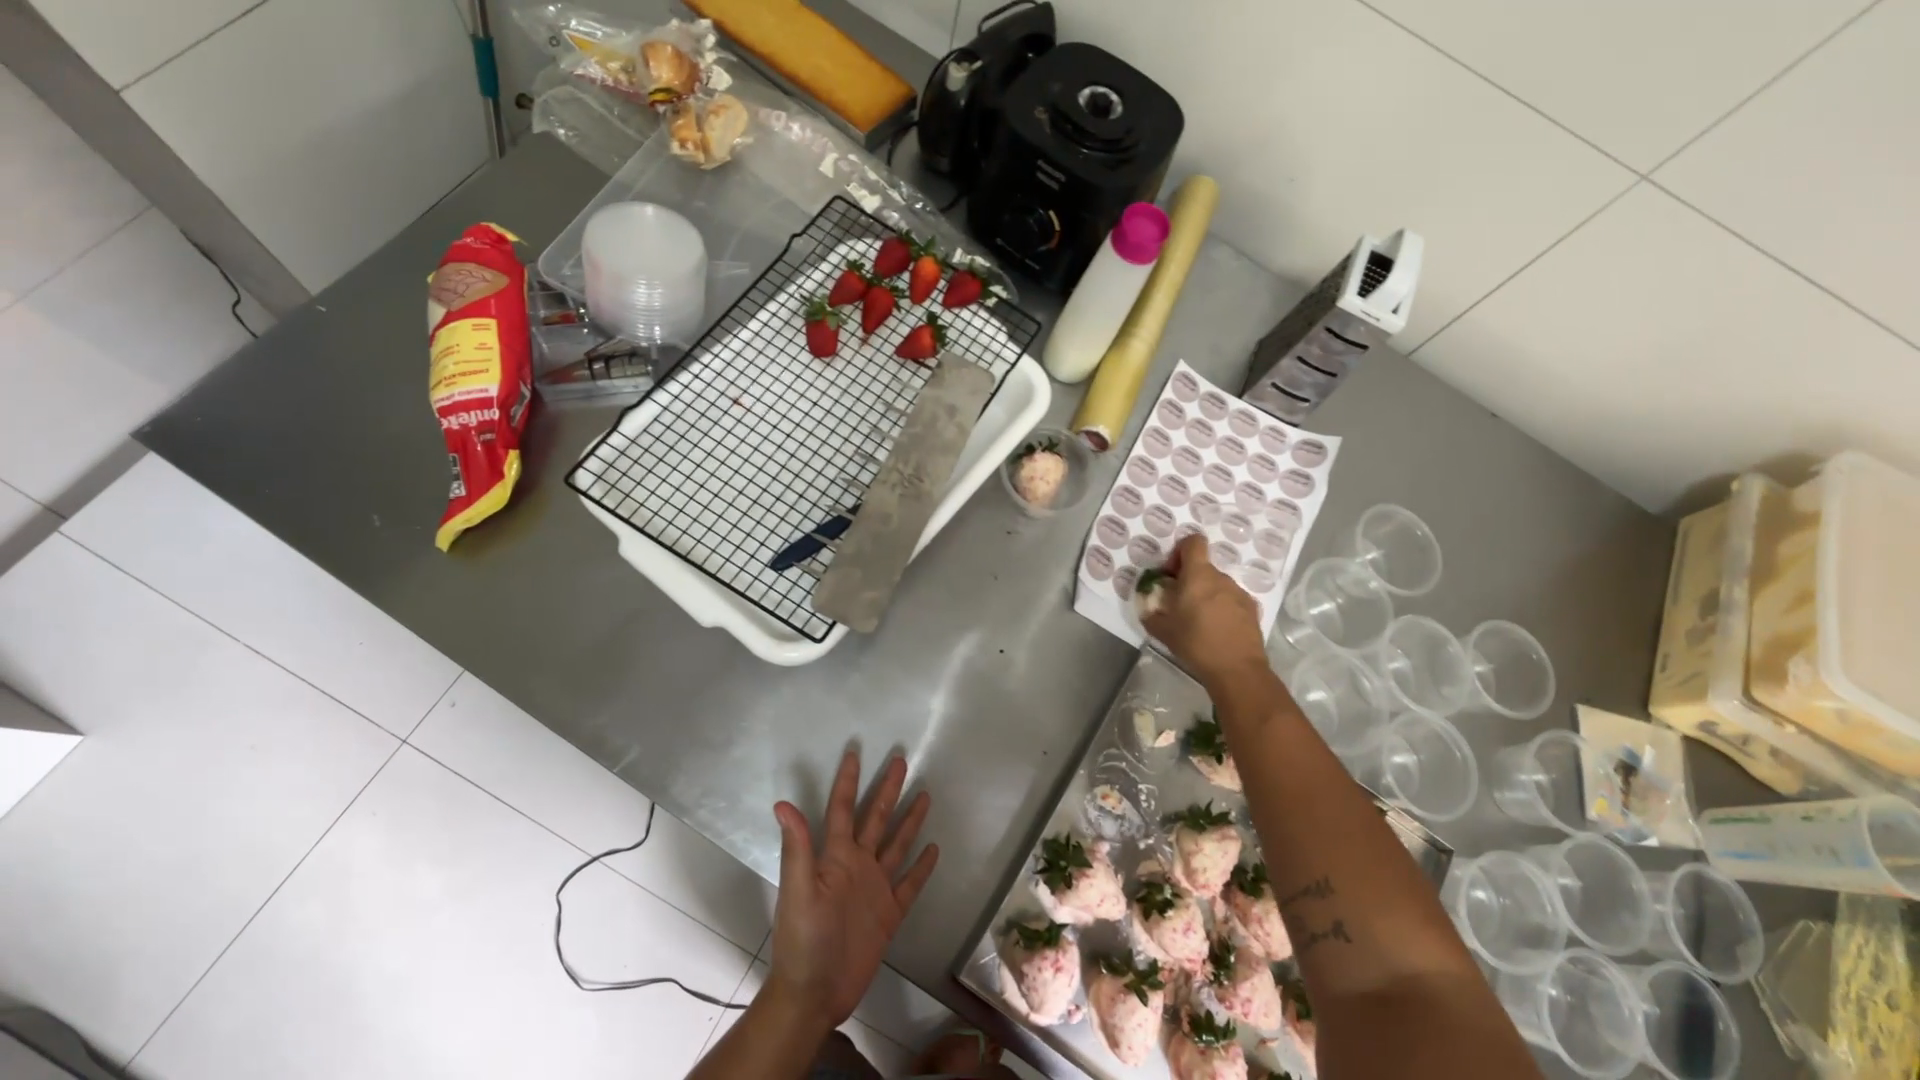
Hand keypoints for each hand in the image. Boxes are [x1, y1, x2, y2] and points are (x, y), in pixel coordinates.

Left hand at [767, 749, 938, 1031]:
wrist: (816, 992)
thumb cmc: (803, 940)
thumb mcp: (799, 891)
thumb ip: (797, 848)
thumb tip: (783, 803)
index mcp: (834, 857)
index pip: (843, 809)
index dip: (849, 781)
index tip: (856, 752)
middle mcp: (856, 866)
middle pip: (876, 818)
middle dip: (887, 790)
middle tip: (901, 760)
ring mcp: (874, 889)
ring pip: (896, 844)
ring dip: (909, 820)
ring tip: (924, 795)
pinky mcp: (889, 914)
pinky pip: (910, 883)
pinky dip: (922, 866)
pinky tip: (933, 849)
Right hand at [1143, 534, 1267, 686]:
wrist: (1237, 669)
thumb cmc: (1196, 644)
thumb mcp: (1163, 631)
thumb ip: (1151, 614)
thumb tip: (1147, 607)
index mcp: (1198, 575)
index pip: (1193, 542)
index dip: (1180, 551)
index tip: (1172, 575)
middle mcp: (1221, 578)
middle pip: (1203, 567)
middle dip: (1189, 581)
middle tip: (1179, 606)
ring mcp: (1239, 593)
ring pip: (1217, 585)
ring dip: (1206, 596)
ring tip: (1199, 622)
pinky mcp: (1252, 609)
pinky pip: (1231, 600)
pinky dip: (1222, 608)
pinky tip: (1217, 631)